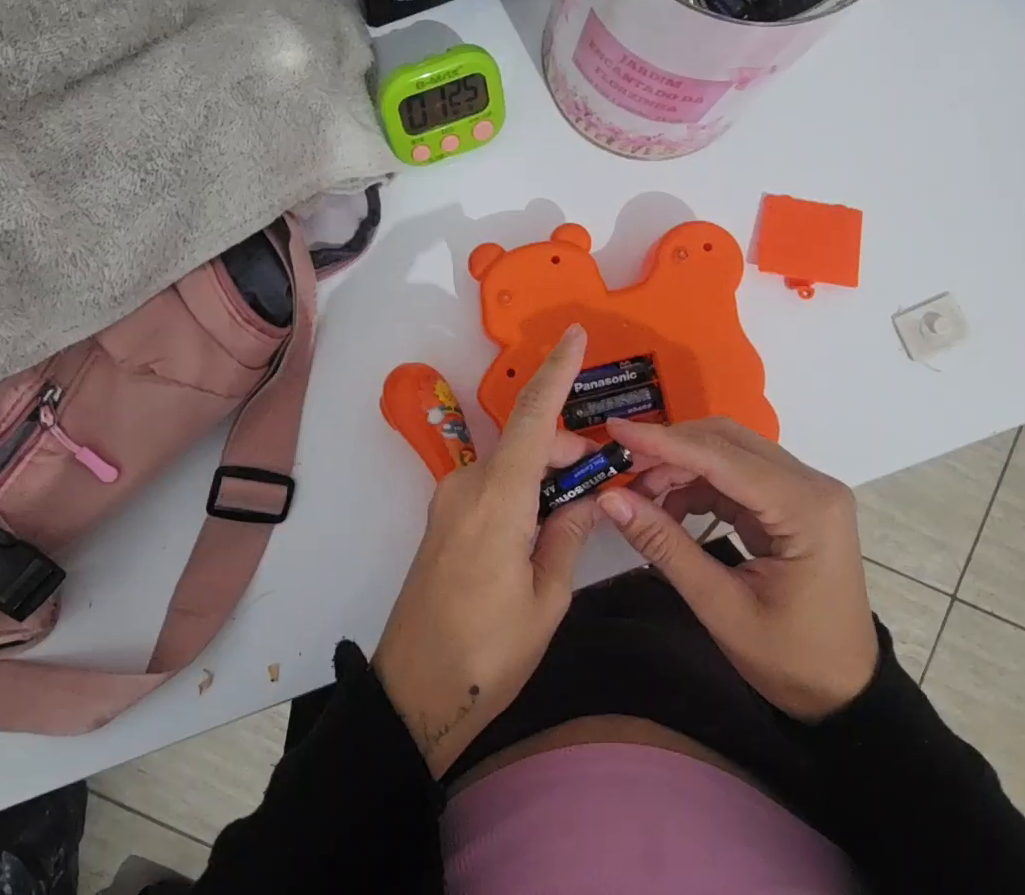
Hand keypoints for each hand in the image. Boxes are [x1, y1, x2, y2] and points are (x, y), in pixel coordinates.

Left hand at [373, 326, 602, 775]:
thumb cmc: (488, 651)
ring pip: (511, 465)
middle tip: (609, 486)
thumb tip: (589, 499)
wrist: (415, 689)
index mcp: (498, 500)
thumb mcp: (545, 599)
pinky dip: (526, 489)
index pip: (532, 419)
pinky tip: (549, 520)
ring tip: (583, 509)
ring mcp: (450, 503)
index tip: (576, 335)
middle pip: (527, 443)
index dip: (556, 372)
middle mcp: (468, 487)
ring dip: (548, 473)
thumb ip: (568, 537)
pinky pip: (493, 487)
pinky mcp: (445, 521)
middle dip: (570, 450)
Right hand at [594, 417, 878, 721]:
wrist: (844, 693)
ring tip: (638, 497)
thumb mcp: (720, 606)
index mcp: (805, 509)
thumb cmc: (790, 659)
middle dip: (668, 450)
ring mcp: (805, 493)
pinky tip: (668, 509)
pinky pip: (736, 477)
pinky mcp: (793, 505)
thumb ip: (666, 546)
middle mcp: (811, 486)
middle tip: (620, 470)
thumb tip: (610, 499)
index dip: (663, 441)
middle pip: (727, 442)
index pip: (721, 457)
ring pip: (729, 454)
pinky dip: (697, 485)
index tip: (614, 430)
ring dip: (680, 466)